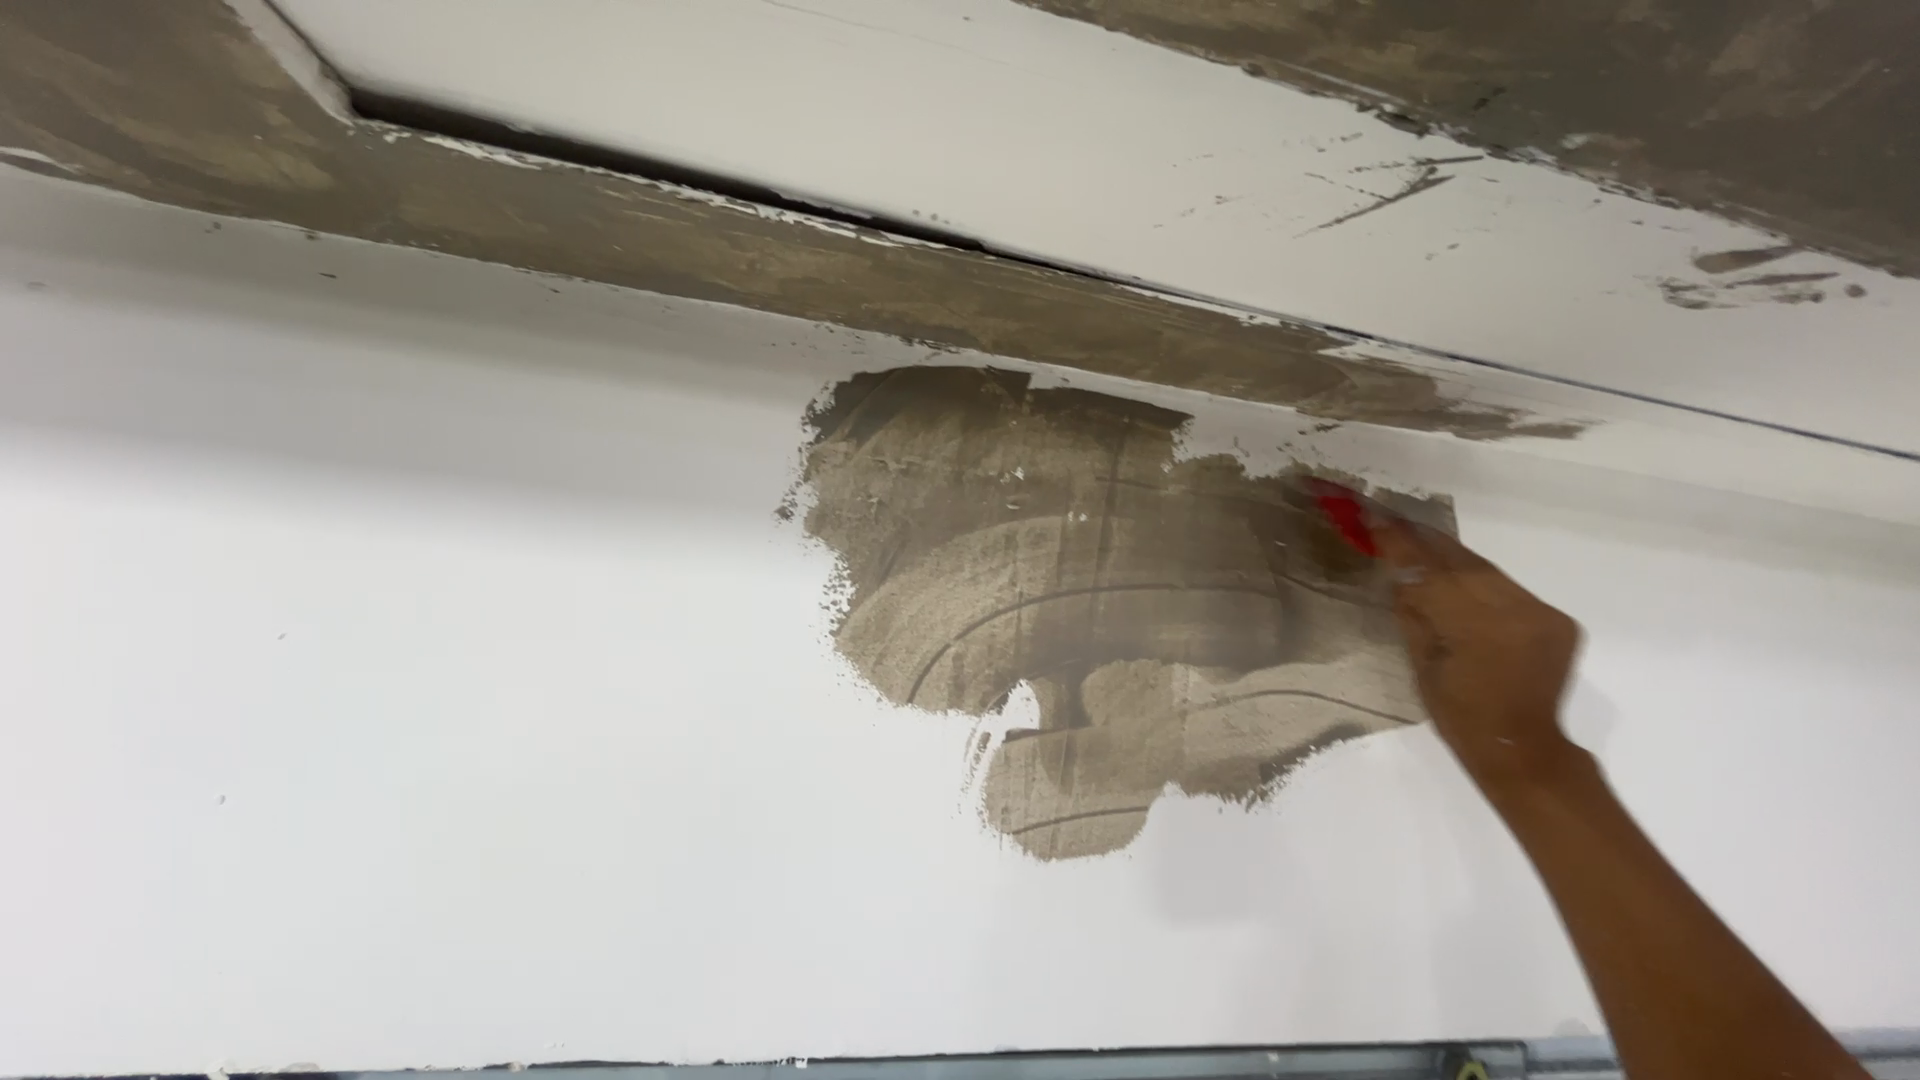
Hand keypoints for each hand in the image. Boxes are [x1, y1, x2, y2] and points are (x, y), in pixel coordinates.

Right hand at [1369, 513, 1582, 785]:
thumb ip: (1413, 612)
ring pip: (1486, 572)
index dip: (1400, 544)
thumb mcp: (1421, 664)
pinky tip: (1459, 577)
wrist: (1521, 746)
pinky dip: (1480, 581)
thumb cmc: (1457, 715)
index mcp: (1476, 630)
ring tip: (1419, 539)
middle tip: (1391, 516)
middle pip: (1462, 563)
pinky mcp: (1557, 620)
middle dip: (1424, 540)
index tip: (1373, 517)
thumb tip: (1400, 573)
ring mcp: (1542, 614)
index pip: (1429, 573)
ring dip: (1451, 556)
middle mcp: (1516, 613)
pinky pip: (1509, 589)